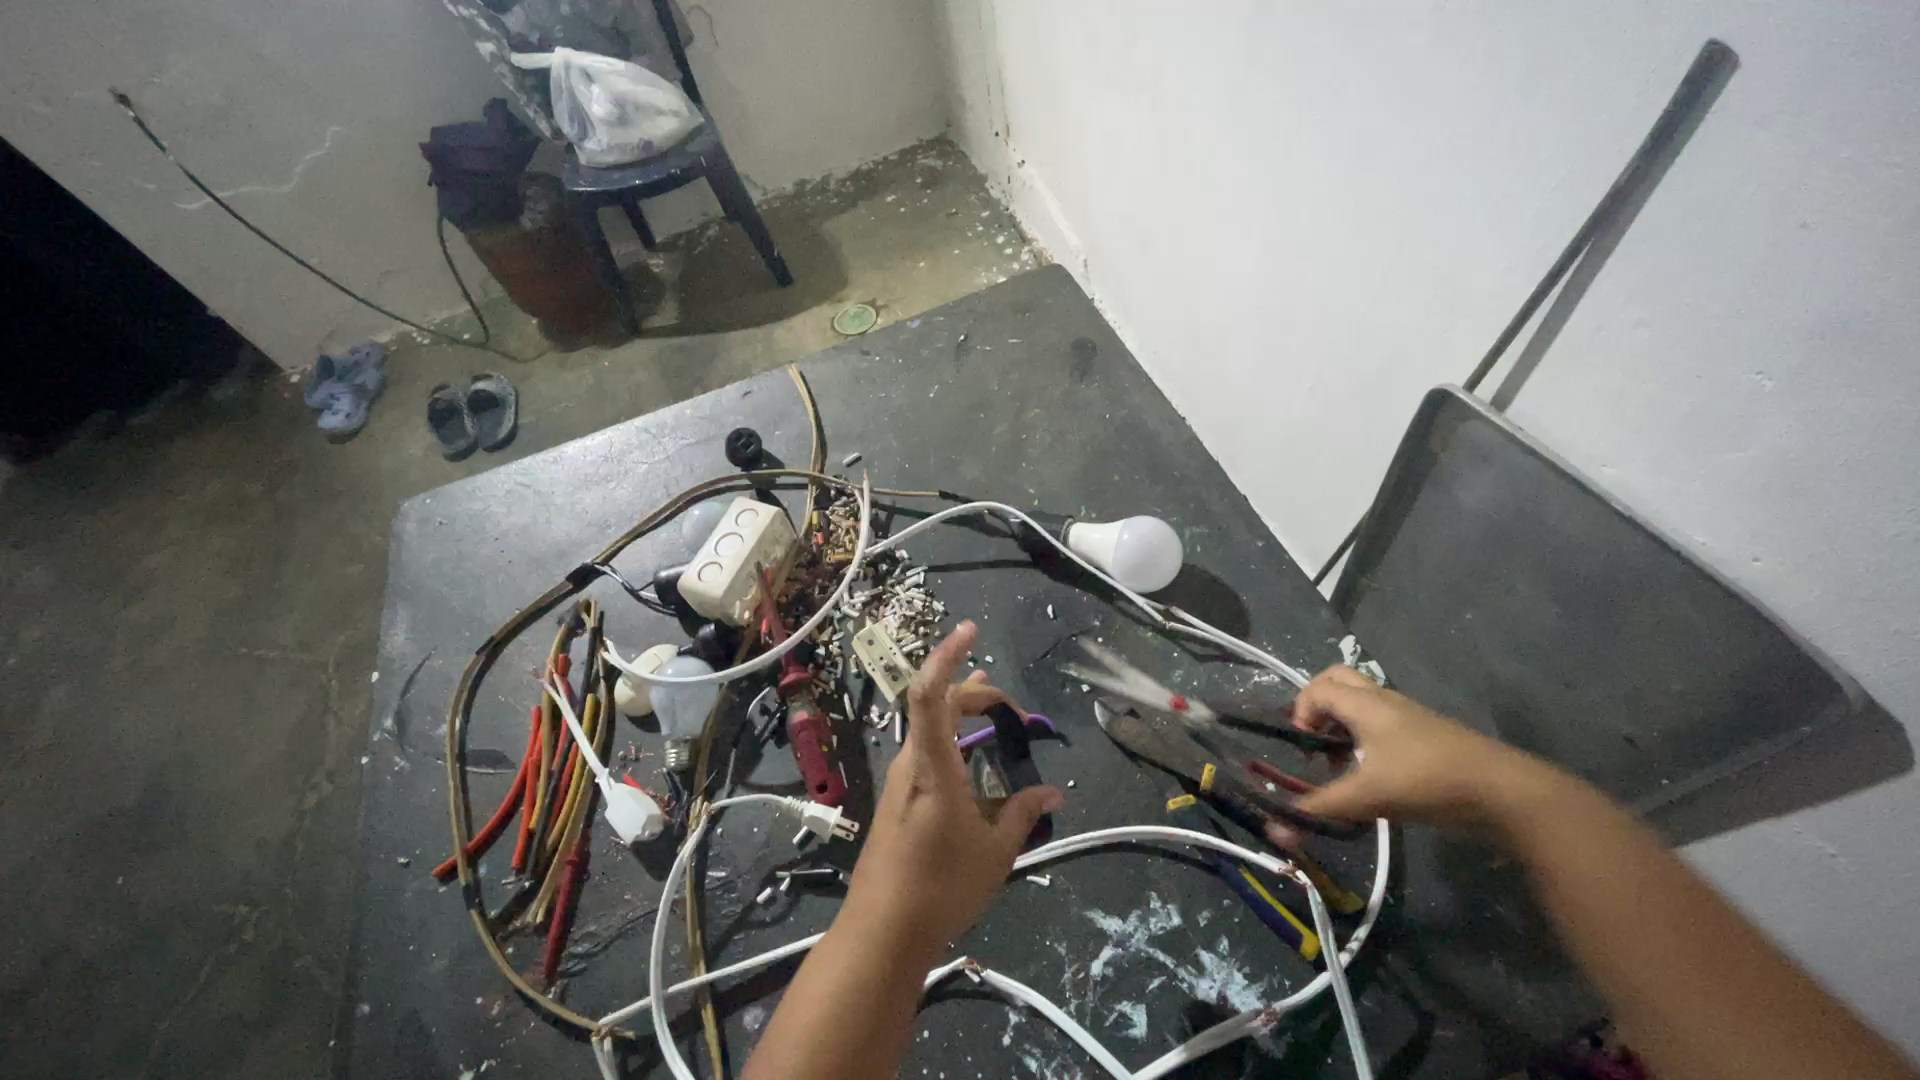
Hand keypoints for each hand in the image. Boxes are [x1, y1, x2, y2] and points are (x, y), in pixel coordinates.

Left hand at [842, 621, 1063, 953]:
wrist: (882, 931)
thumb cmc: (941, 887)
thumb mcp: (995, 851)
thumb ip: (1024, 812)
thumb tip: (1054, 791)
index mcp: (934, 766)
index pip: (930, 694)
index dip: (948, 656)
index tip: (971, 630)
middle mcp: (912, 763)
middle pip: (937, 704)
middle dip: (977, 692)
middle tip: (1016, 713)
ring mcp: (902, 780)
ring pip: (932, 727)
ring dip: (964, 714)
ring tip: (998, 714)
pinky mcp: (900, 798)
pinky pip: (929, 750)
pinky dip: (955, 740)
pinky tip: (977, 761)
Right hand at [1266, 665, 1559, 845]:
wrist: (1502, 792)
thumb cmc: (1425, 780)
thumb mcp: (1367, 797)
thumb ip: (1321, 809)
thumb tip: (1277, 831)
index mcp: (1365, 703)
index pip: (1317, 688)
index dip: (1300, 712)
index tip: (1304, 747)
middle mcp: (1384, 700)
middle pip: (1338, 680)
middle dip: (1318, 705)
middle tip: (1316, 739)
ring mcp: (1408, 716)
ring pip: (1362, 703)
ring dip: (1342, 724)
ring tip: (1342, 764)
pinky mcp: (1426, 735)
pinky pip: (1382, 722)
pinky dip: (1366, 738)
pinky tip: (1373, 775)